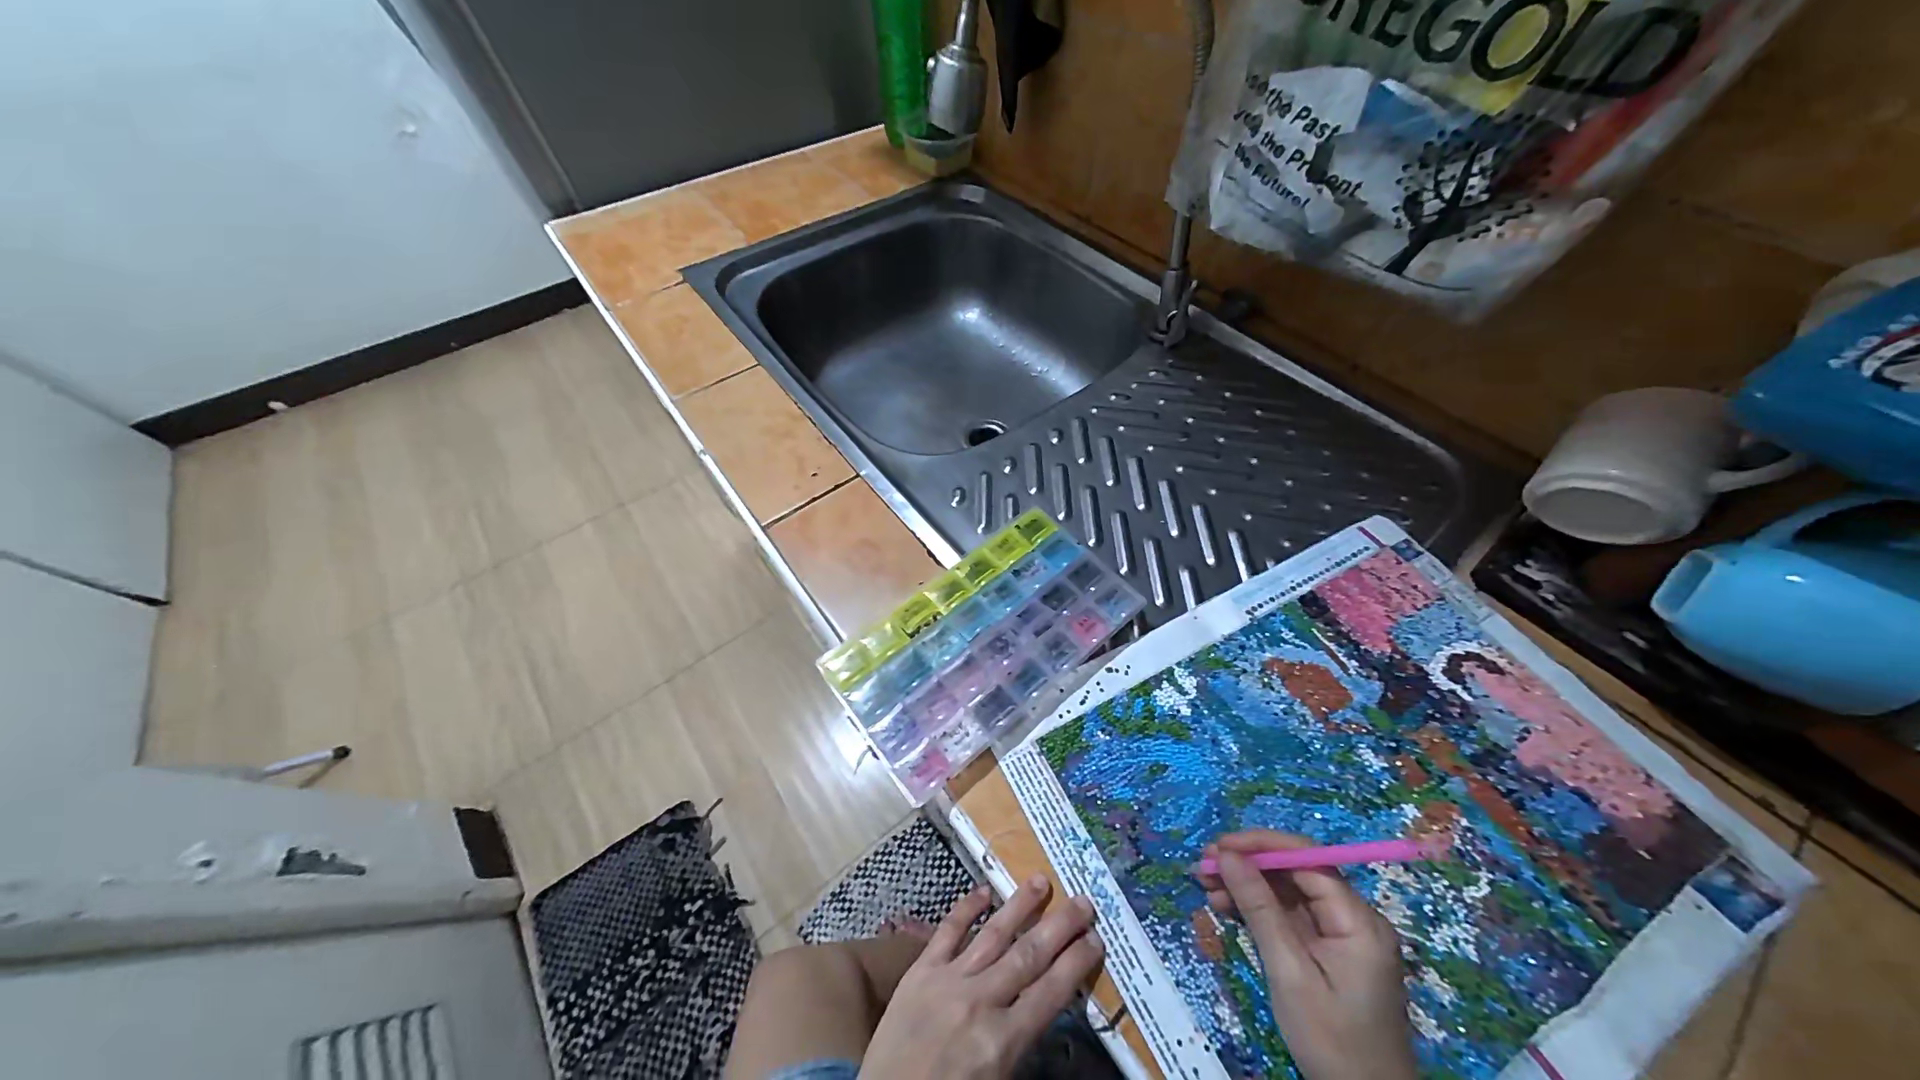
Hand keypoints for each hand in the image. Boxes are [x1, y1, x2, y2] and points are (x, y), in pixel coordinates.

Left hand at [858, 876, 1104, 1079]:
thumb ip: (1021, 1042)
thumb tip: (1044, 1001)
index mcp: (1003, 1041)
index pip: (1051, 992)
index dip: (1076, 962)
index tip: (1096, 939)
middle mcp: (980, 1002)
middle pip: (1029, 955)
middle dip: (1061, 927)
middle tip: (1083, 901)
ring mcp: (948, 980)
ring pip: (993, 934)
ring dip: (1021, 906)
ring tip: (1041, 880)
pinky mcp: (919, 971)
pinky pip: (947, 931)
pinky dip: (966, 907)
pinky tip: (984, 889)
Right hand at [1200, 831, 1418, 1079]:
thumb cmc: (1331, 1040)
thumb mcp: (1289, 972)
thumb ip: (1260, 908)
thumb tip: (1229, 856)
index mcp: (1358, 920)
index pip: (1307, 860)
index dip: (1261, 847)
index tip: (1219, 847)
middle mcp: (1354, 918)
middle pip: (1296, 872)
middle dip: (1249, 865)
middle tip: (1205, 866)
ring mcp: (1341, 934)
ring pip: (1288, 891)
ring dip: (1247, 885)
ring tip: (1206, 886)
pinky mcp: (1327, 949)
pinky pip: (1289, 914)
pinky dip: (1257, 908)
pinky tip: (1225, 906)